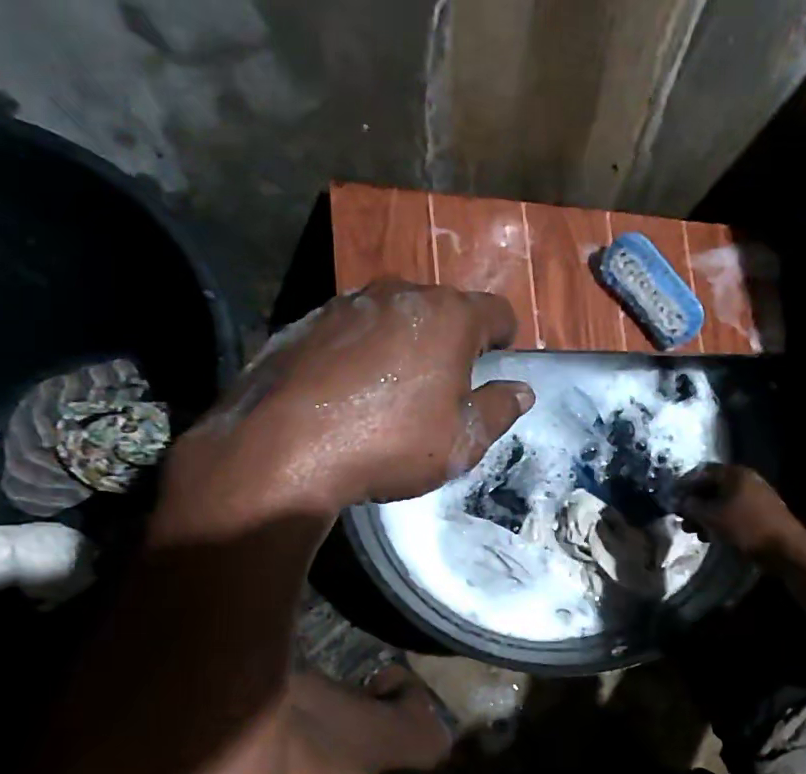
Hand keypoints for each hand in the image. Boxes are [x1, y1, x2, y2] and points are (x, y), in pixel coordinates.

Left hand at [155, 280, 530, 538]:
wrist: (284, 448)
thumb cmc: (392, 444)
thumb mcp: (462, 441)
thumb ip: (499, 410)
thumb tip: (522, 390)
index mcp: (448, 316)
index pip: (496, 311)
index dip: (503, 339)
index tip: (495, 365)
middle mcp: (399, 293)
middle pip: (442, 309)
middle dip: (451, 340)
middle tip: (444, 386)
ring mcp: (347, 303)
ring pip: (393, 315)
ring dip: (404, 342)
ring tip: (393, 390)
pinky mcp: (305, 320)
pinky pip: (351, 330)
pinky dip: (361, 351)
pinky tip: (349, 391)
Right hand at [676, 464, 805, 560]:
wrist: (785, 548)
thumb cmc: (745, 527)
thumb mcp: (711, 517)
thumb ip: (692, 507)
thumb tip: (682, 502)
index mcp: (735, 474)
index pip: (703, 472)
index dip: (685, 485)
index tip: (673, 500)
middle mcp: (747, 480)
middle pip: (713, 488)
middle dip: (695, 504)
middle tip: (682, 520)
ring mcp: (756, 497)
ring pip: (723, 503)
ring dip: (706, 516)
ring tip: (695, 532)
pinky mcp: (761, 514)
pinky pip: (735, 513)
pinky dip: (721, 522)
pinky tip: (712, 537)